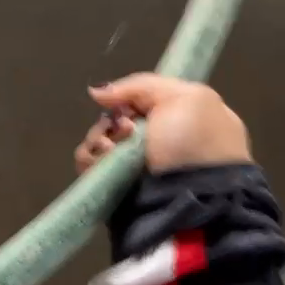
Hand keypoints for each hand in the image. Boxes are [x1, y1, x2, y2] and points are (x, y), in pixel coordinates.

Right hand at [74, 74, 251, 175]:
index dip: (130, 100)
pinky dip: (90, 160)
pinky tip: (101, 163)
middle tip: (125, 130)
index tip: (131, 107)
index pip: (140, 101)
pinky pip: (89, 165)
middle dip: (111, 122)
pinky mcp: (113, 185)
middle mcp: (156, 142)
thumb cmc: (195, 144)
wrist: (191, 198)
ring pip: (98, 142)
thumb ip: (141, 85)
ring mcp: (133, 166)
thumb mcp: (185, 97)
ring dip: (98, 140)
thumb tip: (97, 92)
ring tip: (111, 149)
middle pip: (113, 121)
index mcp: (181, 119)